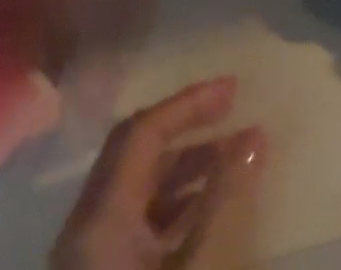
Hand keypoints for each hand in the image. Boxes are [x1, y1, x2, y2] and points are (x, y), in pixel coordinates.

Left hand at [51, 78, 264, 269]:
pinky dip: (177, 198)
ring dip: (187, 164)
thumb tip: (254, 139)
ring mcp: (88, 253)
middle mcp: (85, 225)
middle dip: (187, 125)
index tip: (234, 88)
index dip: (188, 104)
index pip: (142, 133)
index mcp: (100, 217)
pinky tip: (212, 201)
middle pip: (134, 152)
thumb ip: (221, 200)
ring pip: (137, 185)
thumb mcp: (195, 266)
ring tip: (238, 155)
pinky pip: (138, 216)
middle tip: (233, 109)